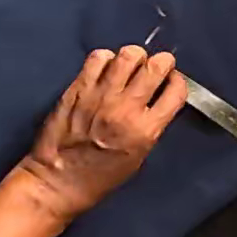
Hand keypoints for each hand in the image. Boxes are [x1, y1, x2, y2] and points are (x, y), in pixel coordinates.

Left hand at [11, 46, 188, 221]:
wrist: (59, 181)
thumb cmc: (101, 176)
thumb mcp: (139, 156)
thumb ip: (151, 125)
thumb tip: (158, 99)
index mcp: (146, 130)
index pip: (176, 90)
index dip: (177, 81)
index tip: (170, 82)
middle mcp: (127, 108)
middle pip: (156, 66)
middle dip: (162, 62)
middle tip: (156, 66)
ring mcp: (102, 95)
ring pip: (128, 55)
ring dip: (135, 57)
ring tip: (130, 65)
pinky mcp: (79, 88)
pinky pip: (98, 57)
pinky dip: (106, 58)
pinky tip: (105, 68)